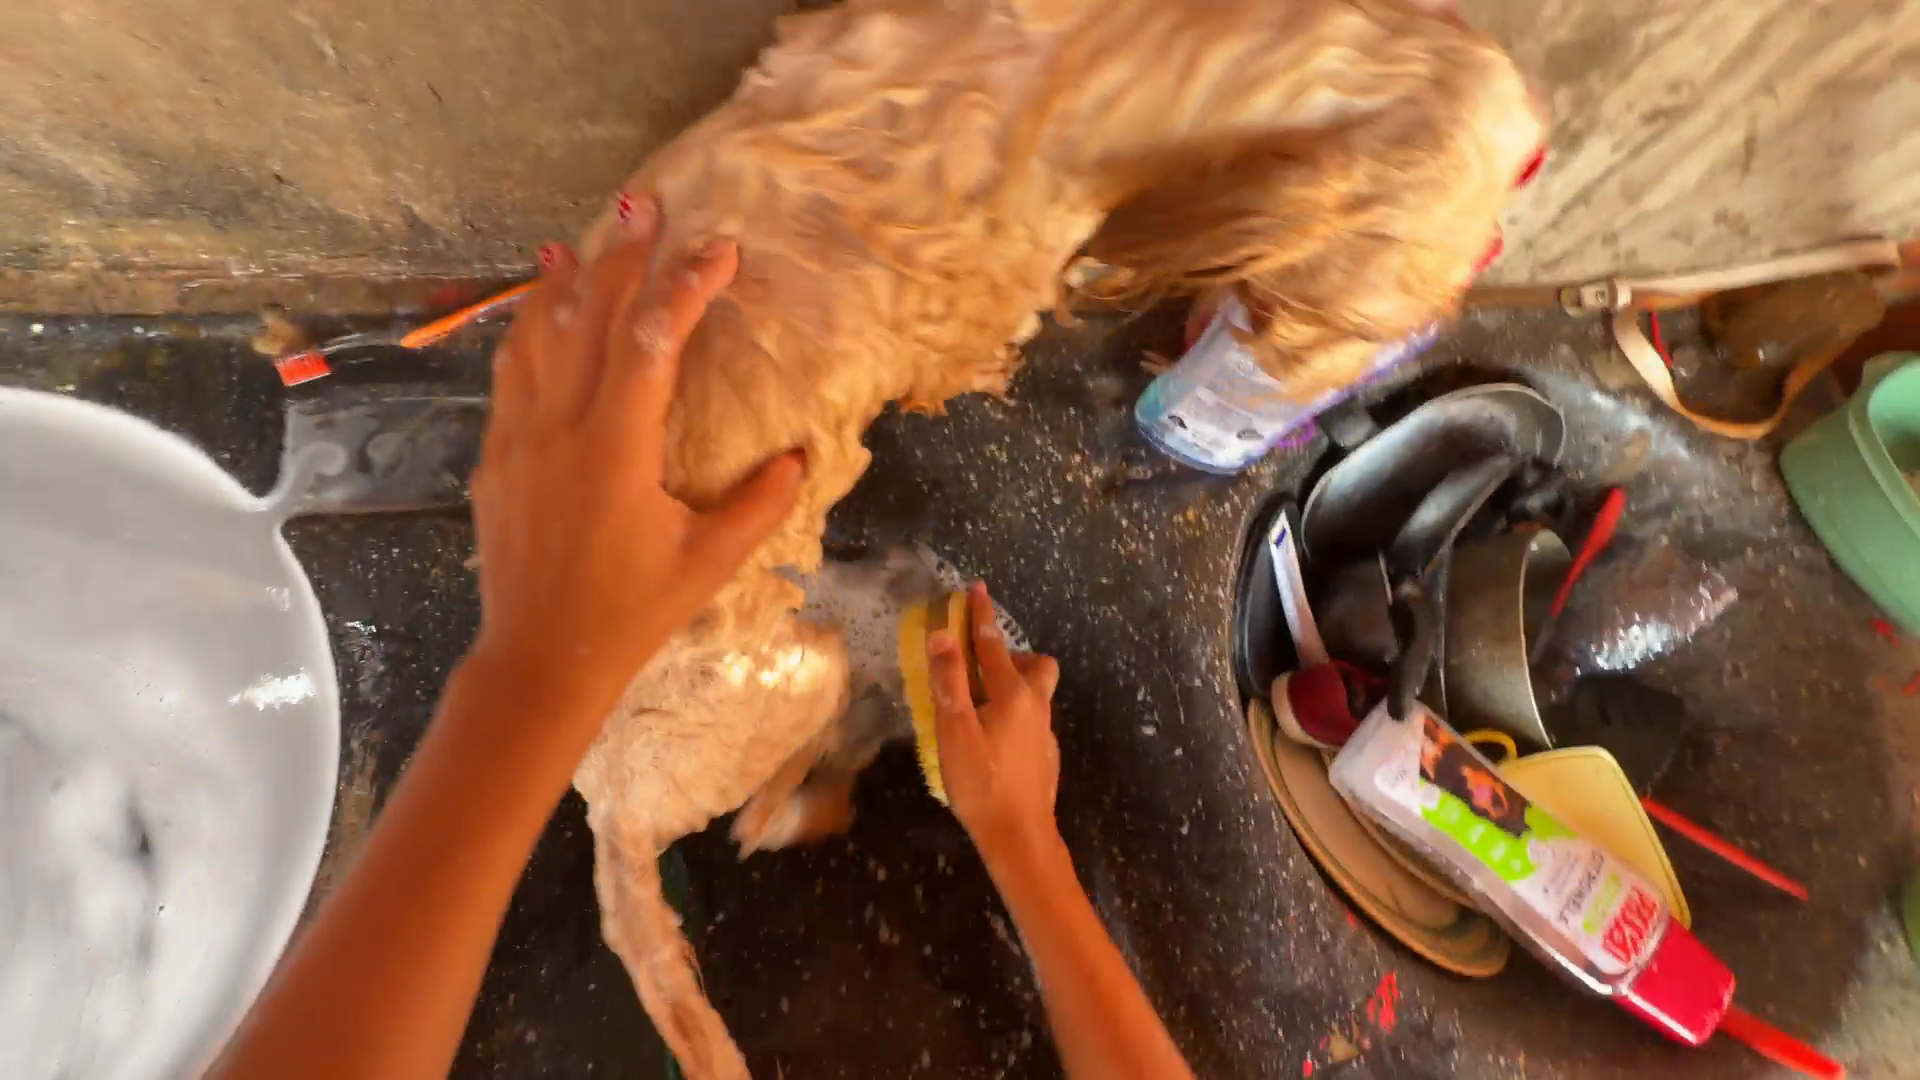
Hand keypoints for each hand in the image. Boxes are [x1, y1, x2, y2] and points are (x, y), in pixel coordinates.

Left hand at [468, 195, 804, 735]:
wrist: (541, 657)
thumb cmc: (634, 611)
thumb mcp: (712, 562)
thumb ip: (761, 505)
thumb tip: (800, 457)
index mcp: (615, 449)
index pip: (651, 344)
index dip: (686, 290)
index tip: (720, 252)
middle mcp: (558, 429)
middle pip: (587, 320)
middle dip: (620, 257)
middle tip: (641, 203)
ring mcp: (516, 439)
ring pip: (535, 338)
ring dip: (562, 283)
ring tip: (576, 239)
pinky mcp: (497, 458)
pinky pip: (511, 375)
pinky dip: (528, 331)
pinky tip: (535, 314)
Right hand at [929, 583, 1062, 863]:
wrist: (1021, 837)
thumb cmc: (982, 782)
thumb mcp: (955, 729)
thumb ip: (949, 681)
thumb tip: (942, 635)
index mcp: (1013, 693)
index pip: (993, 643)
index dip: (982, 614)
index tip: (977, 588)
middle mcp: (1036, 705)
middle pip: (1035, 664)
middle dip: (1011, 655)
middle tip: (980, 668)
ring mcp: (1045, 731)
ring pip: (1036, 692)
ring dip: (1012, 685)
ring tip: (979, 706)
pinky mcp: (1046, 754)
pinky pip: (1032, 718)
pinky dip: (1014, 713)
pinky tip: (994, 739)